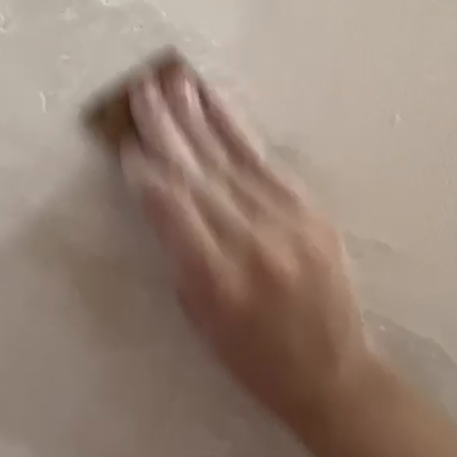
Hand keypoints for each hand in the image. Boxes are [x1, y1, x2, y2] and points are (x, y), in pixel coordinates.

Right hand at [119, 67, 376, 428]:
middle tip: (141, 90)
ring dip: (198, 116)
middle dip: (166, 128)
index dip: (144, 172)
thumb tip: (161, 200)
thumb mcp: (200, 318)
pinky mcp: (312, 212)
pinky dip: (238, 130)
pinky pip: (267, 163)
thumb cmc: (251, 358)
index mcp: (216, 278)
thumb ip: (181, 256)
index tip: (123, 142)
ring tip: (174, 81)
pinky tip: (218, 104)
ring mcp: (288, 223)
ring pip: (231, 159)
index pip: (171, 208)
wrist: (333, 375)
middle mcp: (253, 243)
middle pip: (198, 173)